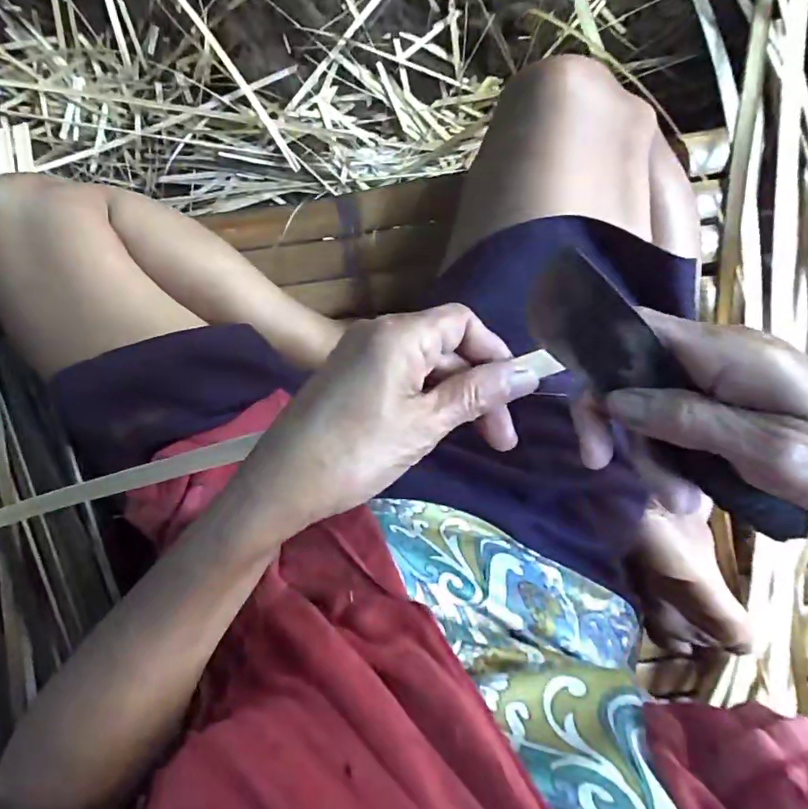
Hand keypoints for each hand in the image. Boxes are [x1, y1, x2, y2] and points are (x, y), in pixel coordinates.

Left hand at [224, 304, 541, 544]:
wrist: (278, 486)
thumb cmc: (357, 453)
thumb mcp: (426, 424)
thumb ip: (478, 393)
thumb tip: (529, 372)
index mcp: (399, 334)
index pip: (463, 321)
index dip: (495, 352)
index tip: (514, 395)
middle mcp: (380, 333)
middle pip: (447, 346)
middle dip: (479, 386)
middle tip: (500, 440)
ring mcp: (361, 354)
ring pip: (427, 364)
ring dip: (455, 397)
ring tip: (472, 441)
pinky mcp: (350, 376)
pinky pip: (402, 376)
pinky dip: (426, 399)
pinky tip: (434, 431)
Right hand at [593, 309, 807, 526]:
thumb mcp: (768, 450)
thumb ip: (690, 420)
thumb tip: (618, 398)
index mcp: (727, 350)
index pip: (635, 329)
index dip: (598, 367)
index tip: (595, 433)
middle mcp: (724, 354)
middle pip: (643, 376)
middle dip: (636, 436)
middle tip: (664, 498)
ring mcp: (735, 378)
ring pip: (665, 404)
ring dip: (662, 455)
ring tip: (692, 508)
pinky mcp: (746, 402)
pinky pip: (693, 419)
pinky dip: (685, 455)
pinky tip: (703, 494)